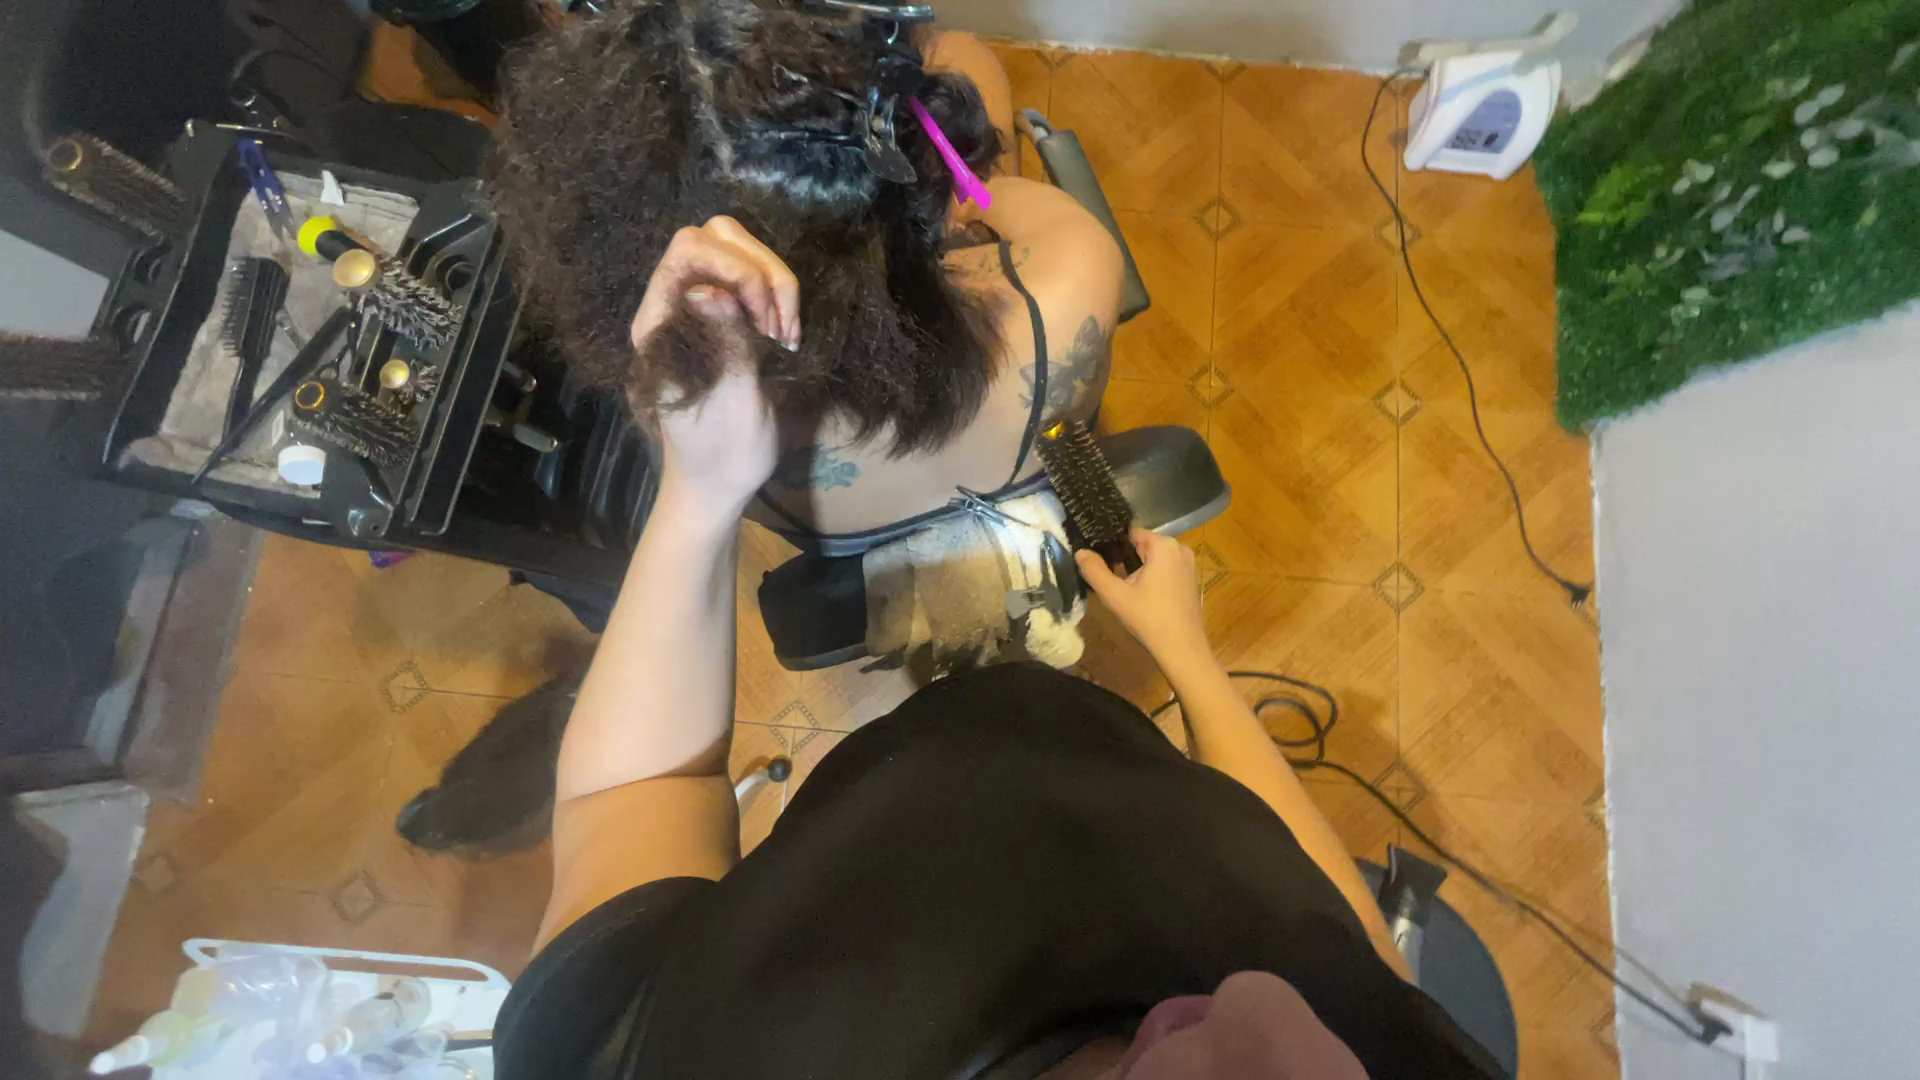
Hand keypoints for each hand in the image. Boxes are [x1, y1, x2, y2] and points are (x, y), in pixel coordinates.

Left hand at [632, 217, 796, 523]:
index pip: (690, 251)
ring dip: (776, 284)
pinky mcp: (727, 321)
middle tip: (781, 327)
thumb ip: (723, 343)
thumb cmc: (722, 455)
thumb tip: (710, 290)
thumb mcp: (730, 405)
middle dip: (763, 271)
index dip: (737, 269)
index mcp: (661, 324)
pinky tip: (786, 335)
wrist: (717, 485)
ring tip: (787, 334)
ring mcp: (702, 311)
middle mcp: (675, 307)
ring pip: (741, 252)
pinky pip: (754, 282)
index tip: (766, 322)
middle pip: (718, 238)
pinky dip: (779, 298)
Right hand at [1074, 528, 1216, 675]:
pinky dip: (1152, 578)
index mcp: (1164, 546)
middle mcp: (1180, 549)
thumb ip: (1094, 571)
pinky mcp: (1191, 579)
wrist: (1183, 649)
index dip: (1112, 546)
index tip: (1099, 560)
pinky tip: (1142, 597)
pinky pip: (1165, 570)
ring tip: (1123, 589)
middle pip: (1142, 546)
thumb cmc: (1149, 619)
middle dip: (1125, 559)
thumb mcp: (1115, 595)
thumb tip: (1080, 552)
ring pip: (1154, 559)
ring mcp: (1189, 565)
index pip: (1130, 534)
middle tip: (1110, 580)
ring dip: (1138, 570)